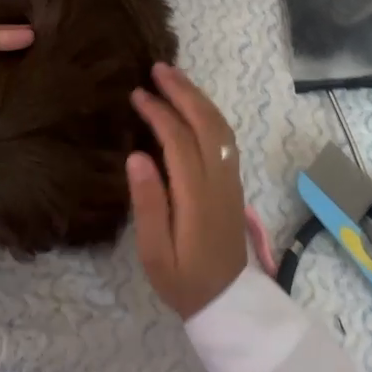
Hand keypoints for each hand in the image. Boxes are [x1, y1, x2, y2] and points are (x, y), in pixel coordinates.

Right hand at [127, 63, 246, 318]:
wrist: (228, 302)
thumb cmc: (182, 279)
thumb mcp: (155, 253)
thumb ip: (147, 204)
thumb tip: (136, 156)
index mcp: (197, 197)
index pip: (179, 141)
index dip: (159, 113)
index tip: (137, 95)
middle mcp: (220, 180)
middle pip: (206, 124)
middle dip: (183, 92)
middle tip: (157, 68)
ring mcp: (232, 179)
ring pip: (220, 127)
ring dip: (198, 97)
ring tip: (173, 77)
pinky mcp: (234, 182)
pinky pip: (226, 136)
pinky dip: (209, 112)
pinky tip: (193, 104)